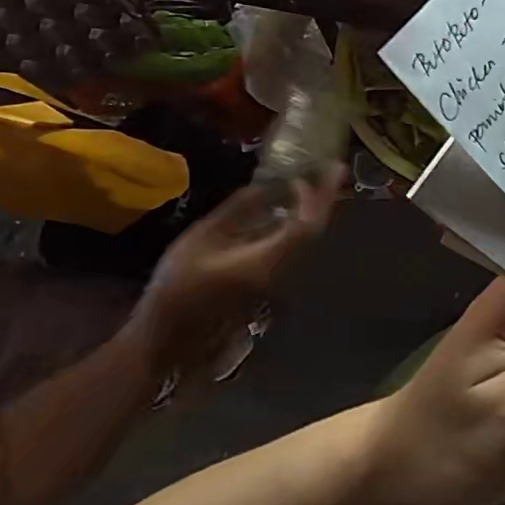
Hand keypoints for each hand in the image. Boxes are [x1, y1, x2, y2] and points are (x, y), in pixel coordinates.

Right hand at [138, 166, 344, 363]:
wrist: (172, 333)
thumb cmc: (179, 284)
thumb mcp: (203, 238)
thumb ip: (239, 209)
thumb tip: (264, 185)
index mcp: (266, 261)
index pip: (305, 226)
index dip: (314, 197)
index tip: (311, 174)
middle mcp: (283, 273)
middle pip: (315, 233)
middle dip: (325, 200)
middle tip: (332, 170)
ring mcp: (281, 282)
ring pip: (310, 242)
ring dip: (316, 212)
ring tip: (318, 183)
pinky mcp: (274, 284)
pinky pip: (297, 250)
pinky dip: (301, 226)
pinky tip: (294, 210)